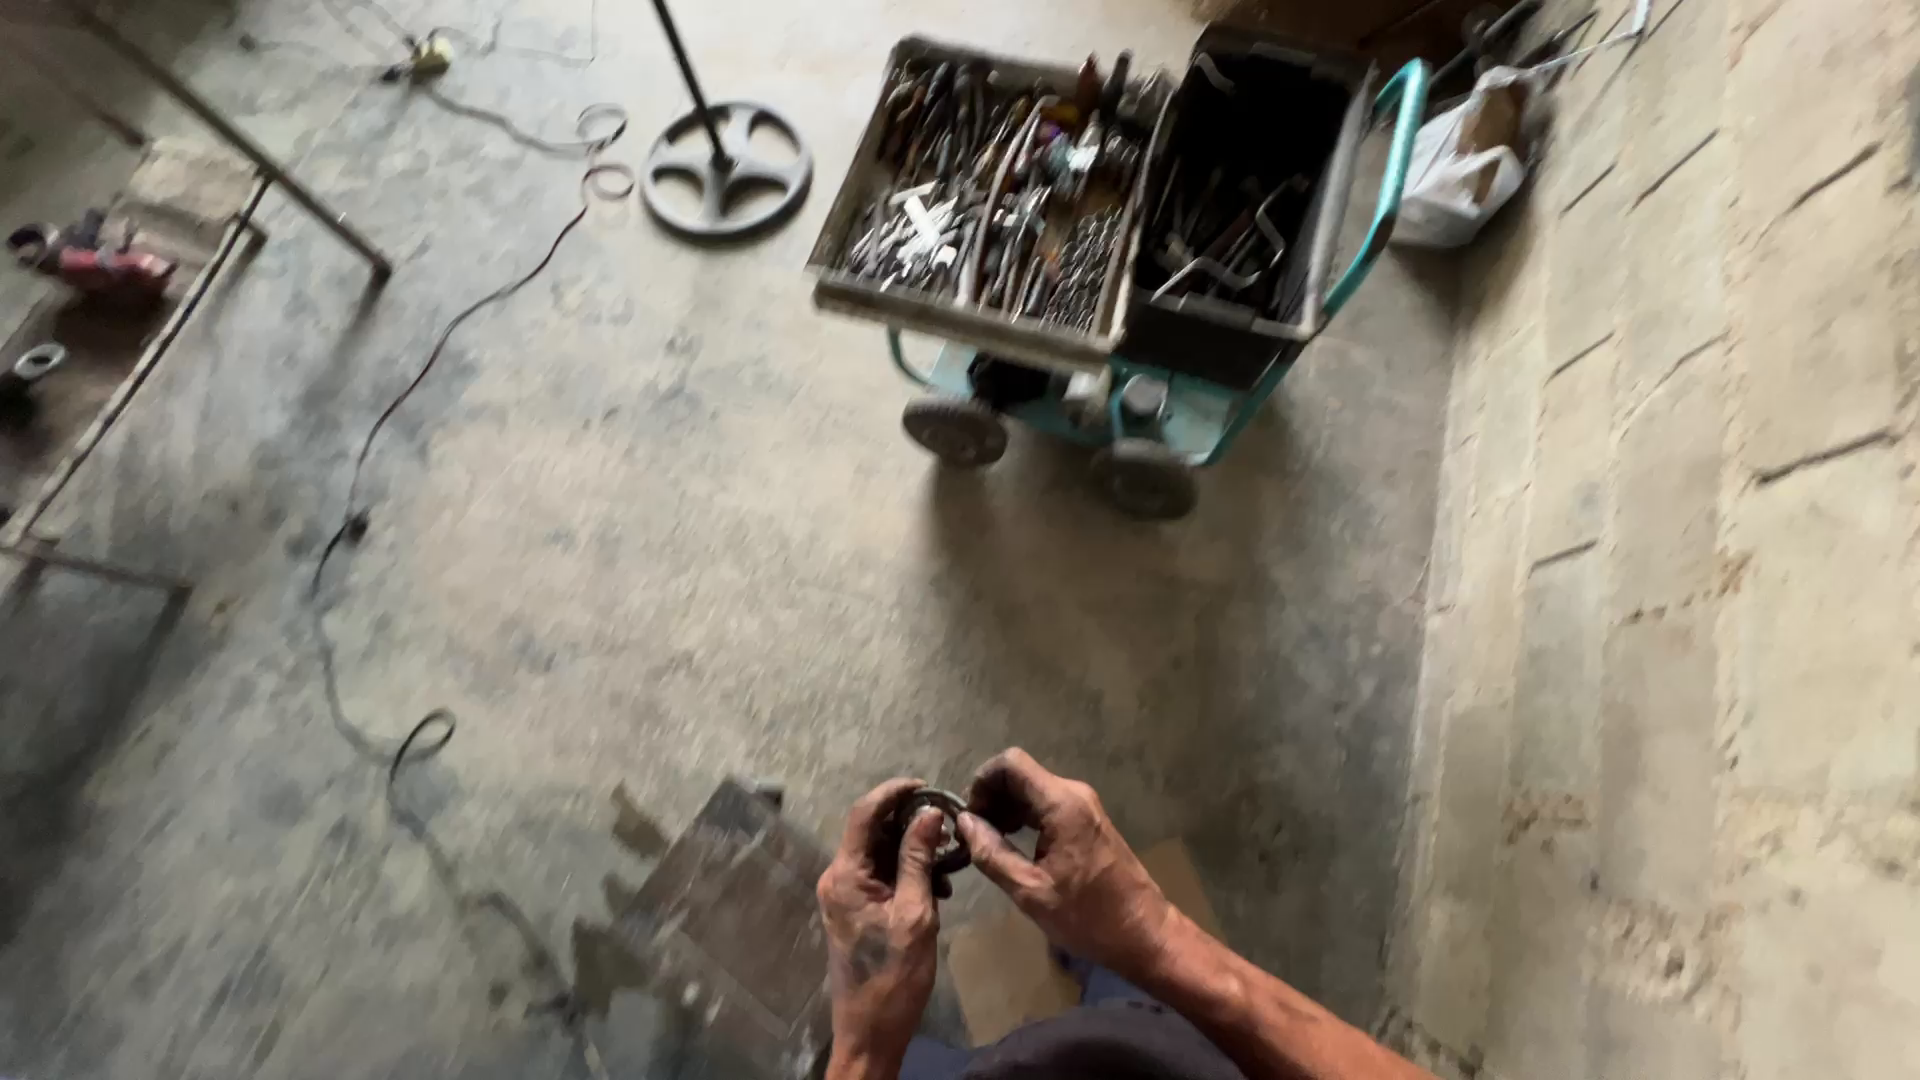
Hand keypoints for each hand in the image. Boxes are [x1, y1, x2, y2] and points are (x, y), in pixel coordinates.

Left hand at [817, 778, 947, 1079]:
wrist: (871, 1033)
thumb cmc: (893, 976)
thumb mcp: (915, 913)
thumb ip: (919, 859)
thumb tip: (930, 813)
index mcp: (846, 875)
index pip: (864, 813)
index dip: (893, 792)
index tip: (926, 786)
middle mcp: (838, 877)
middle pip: (872, 830)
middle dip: (909, 822)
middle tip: (946, 823)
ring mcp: (845, 893)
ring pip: (880, 851)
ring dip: (912, 849)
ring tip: (948, 858)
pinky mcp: (855, 907)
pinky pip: (881, 873)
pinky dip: (907, 871)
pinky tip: (937, 885)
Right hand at [956, 748, 1176, 983]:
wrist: (1144, 933)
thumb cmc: (1088, 916)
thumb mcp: (1030, 891)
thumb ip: (991, 853)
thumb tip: (964, 822)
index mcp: (1061, 803)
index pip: (1010, 763)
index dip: (982, 781)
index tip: (969, 815)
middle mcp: (1073, 793)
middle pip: (1019, 773)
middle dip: (990, 796)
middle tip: (973, 833)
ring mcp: (1083, 804)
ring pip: (1031, 787)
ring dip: (1005, 807)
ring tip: (988, 841)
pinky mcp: (1086, 818)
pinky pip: (1045, 802)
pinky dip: (1023, 815)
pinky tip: (1011, 843)